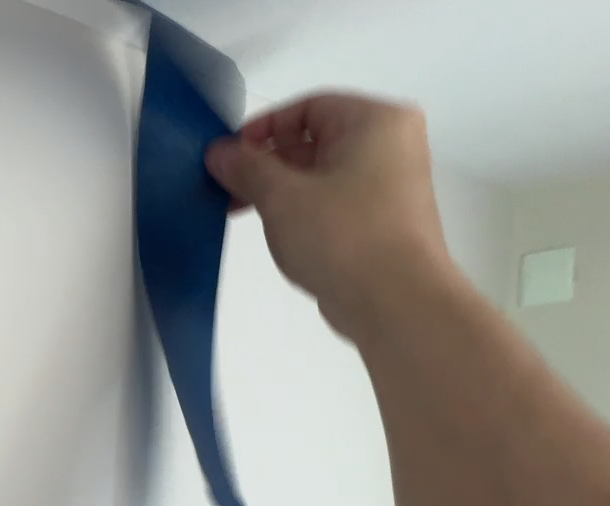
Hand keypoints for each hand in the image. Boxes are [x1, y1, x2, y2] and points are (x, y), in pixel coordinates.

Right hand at [206, 94, 457, 340]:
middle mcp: (386, 141)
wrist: (391, 294)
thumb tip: (219, 152)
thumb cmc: (340, 234)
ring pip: (315, 168)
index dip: (260, 128)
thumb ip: (246, 168)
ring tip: (234, 209)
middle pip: (311, 137)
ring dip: (271, 185)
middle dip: (262, 160)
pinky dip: (291, 202)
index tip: (224, 157)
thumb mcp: (281, 196)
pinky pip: (324, 194)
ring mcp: (384, 178)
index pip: (307, 107)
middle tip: (221, 186)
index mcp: (374, 121)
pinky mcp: (374, 212)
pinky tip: (265, 224)